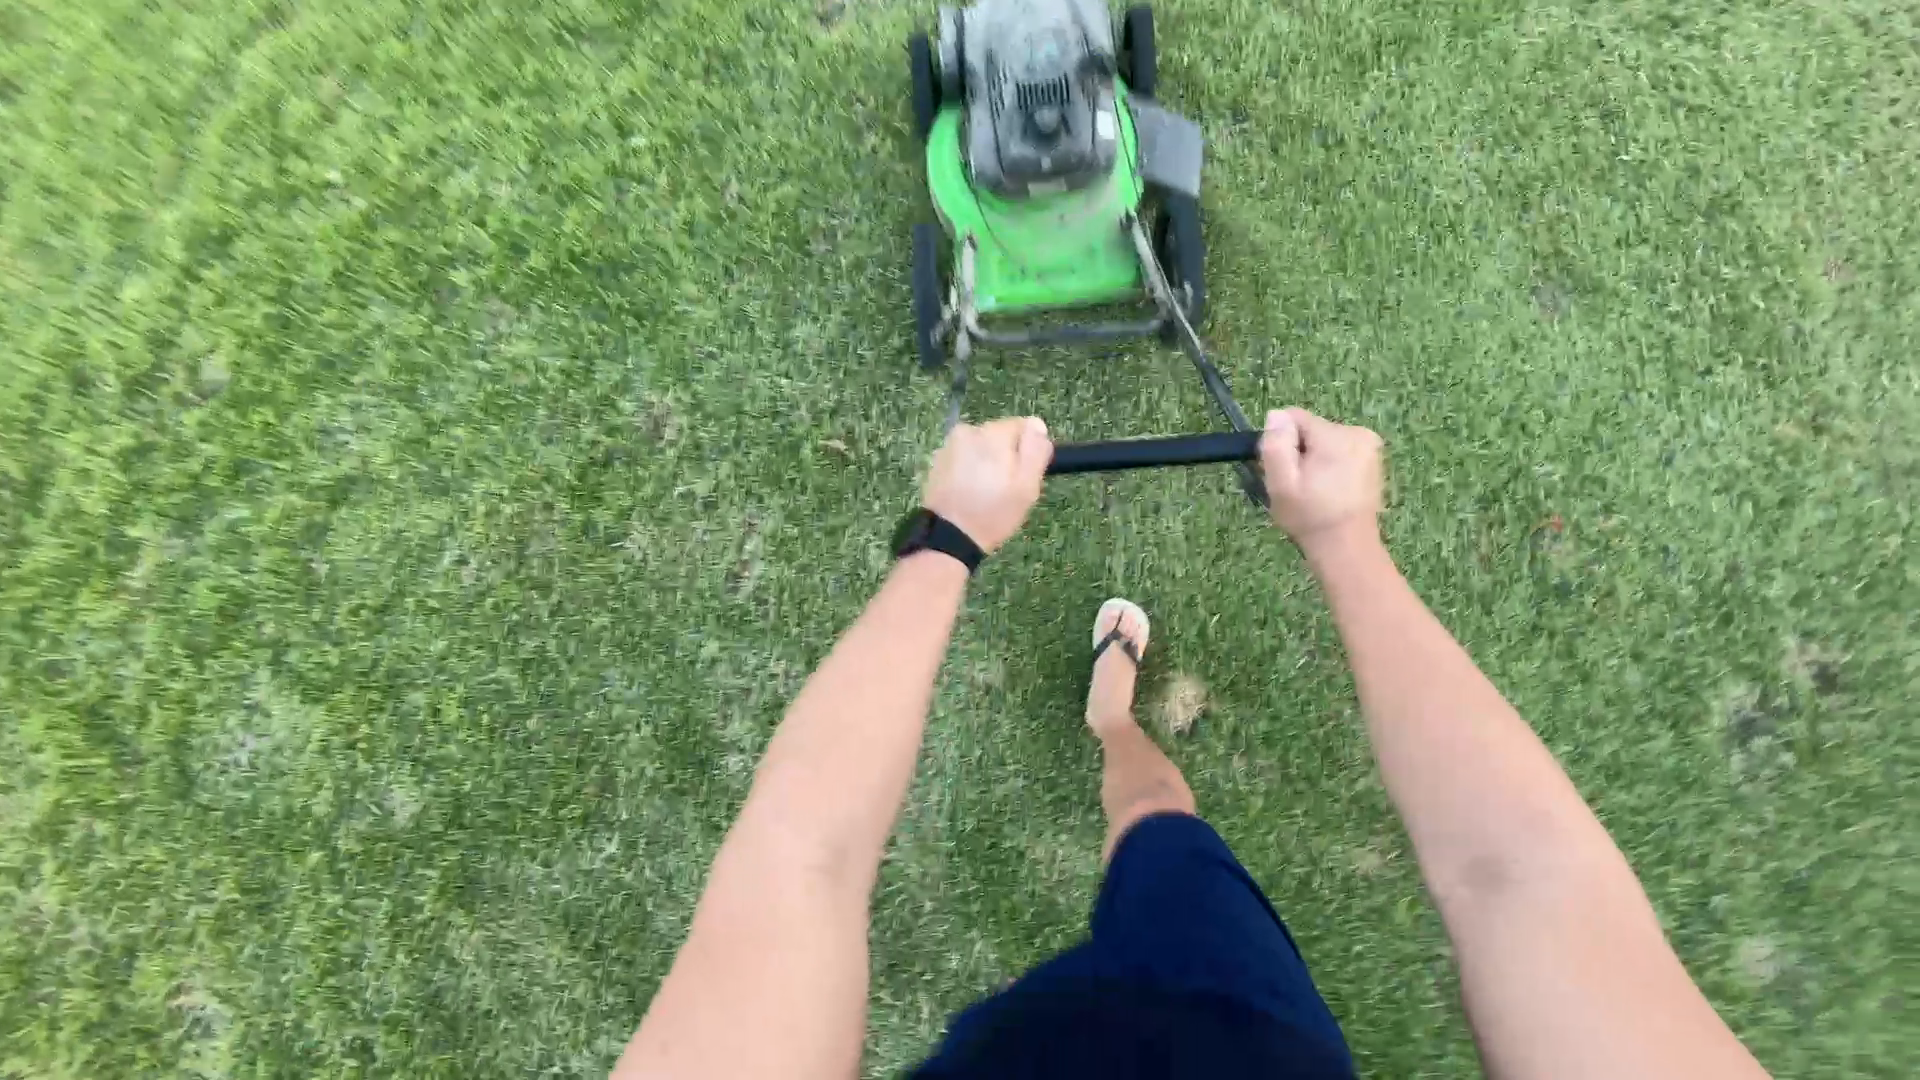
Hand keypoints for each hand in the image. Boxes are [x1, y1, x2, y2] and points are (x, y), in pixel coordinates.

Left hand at [923, 417, 1052, 552]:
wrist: (949, 537)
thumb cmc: (993, 513)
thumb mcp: (1027, 485)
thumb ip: (1035, 450)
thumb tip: (1037, 424)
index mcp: (992, 432)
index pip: (1022, 427)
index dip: (1027, 452)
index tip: (1022, 477)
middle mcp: (967, 430)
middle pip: (999, 437)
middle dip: (1006, 458)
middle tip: (1005, 490)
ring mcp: (948, 446)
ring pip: (981, 449)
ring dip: (987, 465)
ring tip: (986, 494)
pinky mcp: (937, 463)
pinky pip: (964, 460)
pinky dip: (969, 472)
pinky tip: (969, 494)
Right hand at [1260, 407, 1384, 554]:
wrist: (1346, 547)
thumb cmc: (1310, 516)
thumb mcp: (1281, 483)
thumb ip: (1275, 444)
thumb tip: (1275, 415)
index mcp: (1335, 436)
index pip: (1293, 417)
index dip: (1280, 442)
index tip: (1283, 470)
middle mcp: (1358, 433)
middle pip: (1310, 430)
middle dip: (1298, 453)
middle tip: (1296, 485)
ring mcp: (1370, 447)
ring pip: (1324, 441)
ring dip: (1313, 461)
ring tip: (1313, 490)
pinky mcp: (1373, 460)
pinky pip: (1340, 452)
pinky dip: (1329, 467)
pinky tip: (1328, 491)